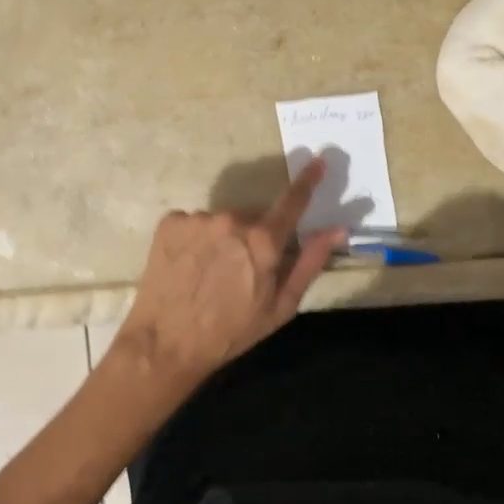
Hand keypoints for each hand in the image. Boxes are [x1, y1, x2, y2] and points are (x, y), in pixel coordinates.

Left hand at [111, 159, 348, 384]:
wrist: (166, 343)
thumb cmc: (230, 332)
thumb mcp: (280, 306)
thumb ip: (310, 263)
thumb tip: (337, 229)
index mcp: (263, 241)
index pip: (292, 201)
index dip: (308, 180)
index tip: (318, 160)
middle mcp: (231, 219)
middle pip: (252, 219)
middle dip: (253, 239)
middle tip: (240, 274)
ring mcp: (198, 218)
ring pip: (221, 223)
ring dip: (222, 241)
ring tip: (209, 275)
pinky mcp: (170, 222)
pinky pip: (193, 225)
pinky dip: (194, 241)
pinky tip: (188, 267)